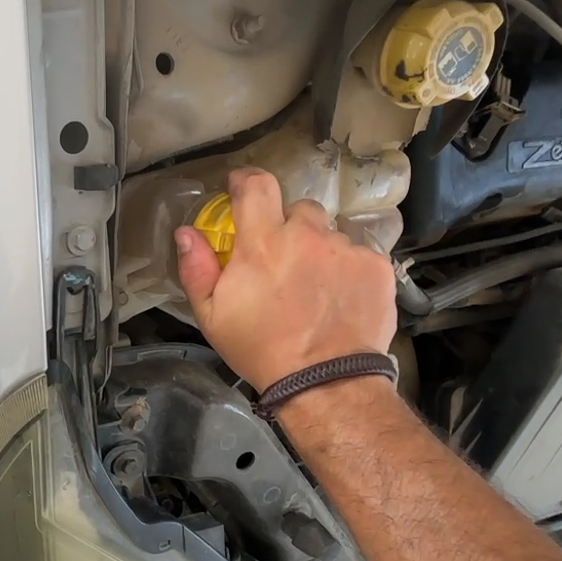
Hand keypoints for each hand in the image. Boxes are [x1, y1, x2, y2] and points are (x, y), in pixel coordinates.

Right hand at [175, 168, 397, 392]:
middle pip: (298, 208)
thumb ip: (196, 268)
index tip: (240, 186)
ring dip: (318, 248)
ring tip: (314, 284)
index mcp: (261, 244)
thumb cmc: (260, 349)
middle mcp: (306, 236)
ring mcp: (345, 248)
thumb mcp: (211, 315)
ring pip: (329, 232)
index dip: (245, 180)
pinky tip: (337, 296)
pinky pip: (358, 253)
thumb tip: (186, 234)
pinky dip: (346, 268)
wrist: (324, 380)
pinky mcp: (375, 266)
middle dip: (287, 226)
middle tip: (282, 258)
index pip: (256, 187)